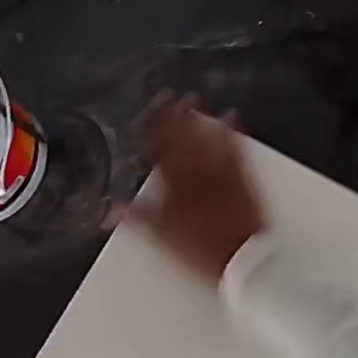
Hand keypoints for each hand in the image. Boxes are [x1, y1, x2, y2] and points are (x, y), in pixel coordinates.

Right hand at [131, 95, 264, 281]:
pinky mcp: (242, 177)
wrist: (243, 260)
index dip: (148, 130)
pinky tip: (232, 115)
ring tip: (192, 99)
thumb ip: (137, 218)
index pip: (156, 151)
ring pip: (205, 139)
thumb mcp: (161, 238)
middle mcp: (197, 175)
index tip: (143, 115)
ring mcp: (221, 174)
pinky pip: (236, 148)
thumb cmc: (203, 250)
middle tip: (166, 97)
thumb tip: (114, 209)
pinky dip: (233, 130)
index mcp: (175, 187)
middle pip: (181, 139)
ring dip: (198, 117)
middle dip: (171, 116)